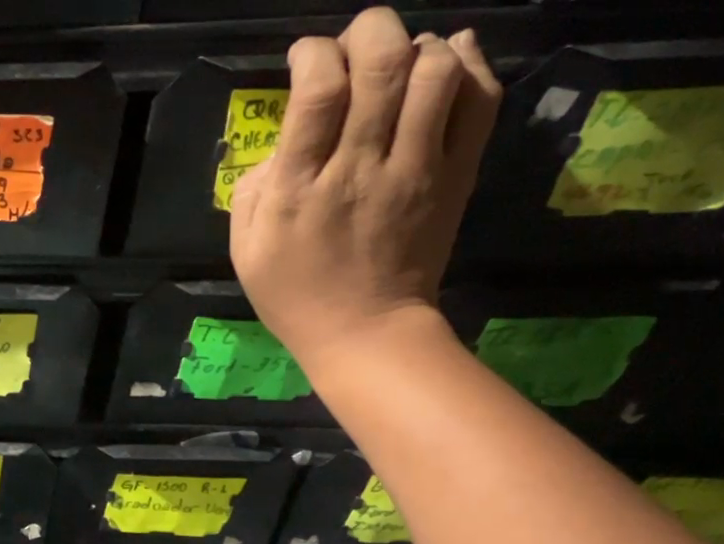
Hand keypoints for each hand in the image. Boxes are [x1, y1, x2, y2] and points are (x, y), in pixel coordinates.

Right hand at [230, 7, 501, 361]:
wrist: (365, 332)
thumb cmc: (294, 295)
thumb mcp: (245, 250)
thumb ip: (254, 189)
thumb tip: (284, 143)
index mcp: (300, 190)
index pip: (317, 93)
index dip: (312, 55)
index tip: (304, 57)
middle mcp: (360, 168)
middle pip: (382, 65)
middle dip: (369, 30)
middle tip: (355, 38)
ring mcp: (416, 169)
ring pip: (435, 72)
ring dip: (417, 45)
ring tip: (399, 56)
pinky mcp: (456, 174)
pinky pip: (478, 100)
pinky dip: (469, 62)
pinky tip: (450, 54)